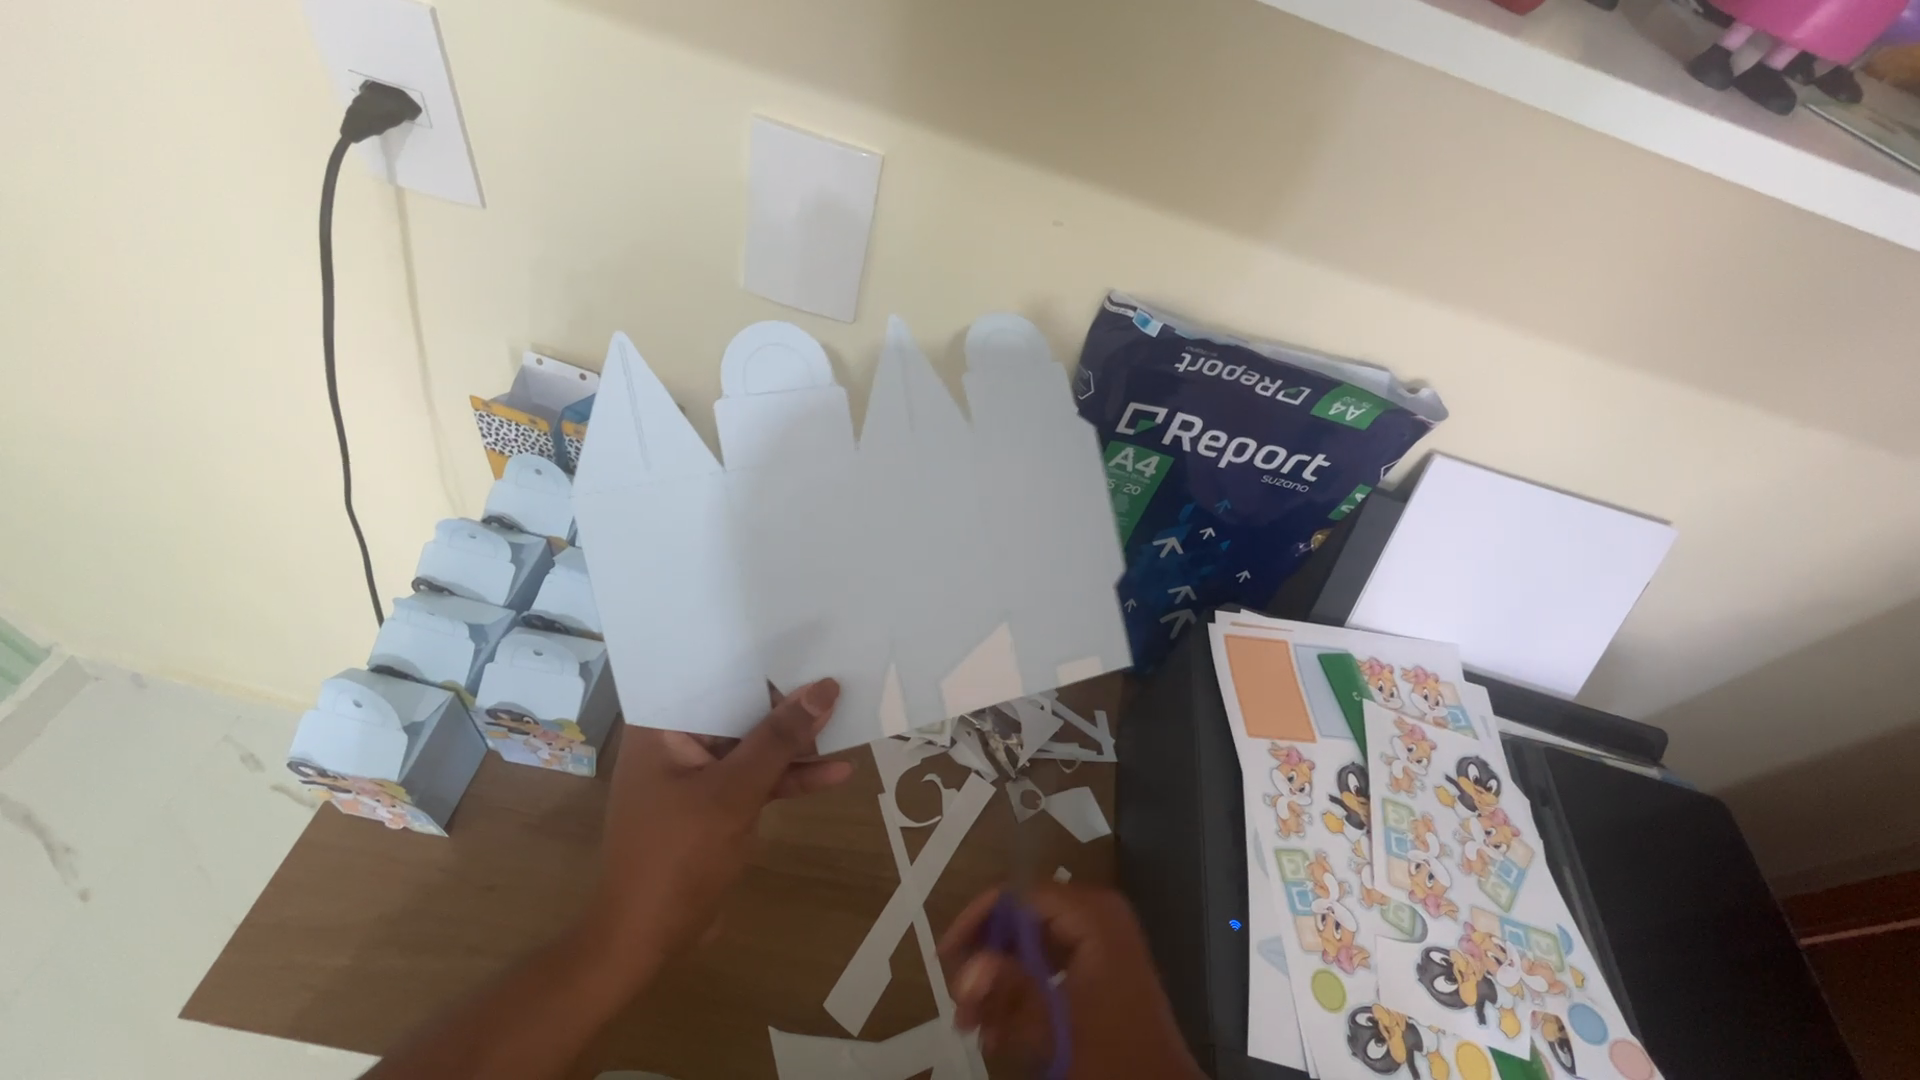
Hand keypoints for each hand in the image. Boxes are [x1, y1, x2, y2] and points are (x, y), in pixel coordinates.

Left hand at [588, 679, 854, 964]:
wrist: (646, 940)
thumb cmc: (677, 857)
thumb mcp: (734, 792)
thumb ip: (780, 738)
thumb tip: (825, 688)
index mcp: (662, 726)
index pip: (715, 675)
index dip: (762, 659)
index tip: (809, 643)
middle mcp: (677, 741)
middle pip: (740, 708)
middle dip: (788, 701)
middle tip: (839, 677)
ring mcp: (698, 774)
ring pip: (755, 744)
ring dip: (797, 743)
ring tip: (848, 721)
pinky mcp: (716, 804)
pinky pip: (758, 778)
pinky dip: (790, 777)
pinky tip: (836, 773)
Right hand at [939, 884, 1204, 1078]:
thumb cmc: (1113, 1053)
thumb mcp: (1053, 1023)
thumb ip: (1007, 988)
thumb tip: (964, 970)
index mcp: (1091, 912)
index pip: (1019, 894)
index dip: (978, 920)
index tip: (946, 956)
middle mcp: (1096, 914)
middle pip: (1023, 919)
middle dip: (988, 960)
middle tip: (961, 1001)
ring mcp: (1101, 940)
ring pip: (1033, 946)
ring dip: (1000, 982)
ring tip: (974, 1026)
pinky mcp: (1101, 968)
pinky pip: (1050, 966)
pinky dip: (1024, 992)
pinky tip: (1000, 1031)